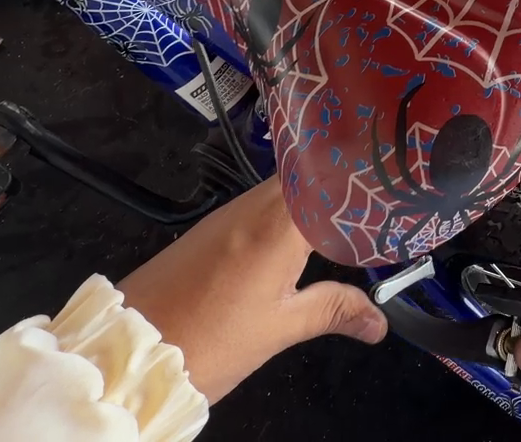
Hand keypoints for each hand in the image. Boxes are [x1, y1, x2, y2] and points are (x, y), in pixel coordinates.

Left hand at [117, 174, 386, 401]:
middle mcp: (257, 204)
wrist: (120, 354)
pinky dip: (296, 205)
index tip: (399, 166)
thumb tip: (379, 322)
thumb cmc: (207, 340)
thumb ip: (333, 312)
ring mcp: (232, 211)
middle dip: (349, 175)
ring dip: (322, 190)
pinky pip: (268, 200)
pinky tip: (312, 225)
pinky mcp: (214, 226)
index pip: (334, 174)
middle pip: (313, 172)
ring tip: (361, 201)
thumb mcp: (278, 330)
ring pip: (290, 184)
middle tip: (390, 182)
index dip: (366, 168)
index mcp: (281, 222)